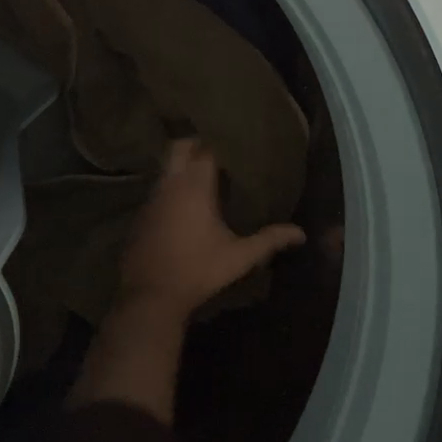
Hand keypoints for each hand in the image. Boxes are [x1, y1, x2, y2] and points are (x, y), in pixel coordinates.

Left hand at [118, 139, 306, 317]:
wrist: (150, 297)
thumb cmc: (198, 271)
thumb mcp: (239, 257)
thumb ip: (269, 240)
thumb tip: (301, 233)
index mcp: (195, 186)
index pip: (206, 149)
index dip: (220, 145)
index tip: (236, 147)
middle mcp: (171, 184)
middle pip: (179, 147)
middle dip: (196, 144)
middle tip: (217, 154)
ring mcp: (151, 198)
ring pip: (166, 168)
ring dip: (181, 167)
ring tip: (203, 177)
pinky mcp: (140, 215)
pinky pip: (157, 190)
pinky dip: (170, 189)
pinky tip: (182, 206)